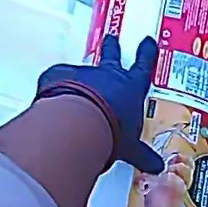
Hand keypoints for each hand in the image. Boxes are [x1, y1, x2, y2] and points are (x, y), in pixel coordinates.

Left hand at [35, 35, 164, 173]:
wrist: (79, 125)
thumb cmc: (112, 131)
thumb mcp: (130, 147)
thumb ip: (141, 155)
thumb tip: (156, 167)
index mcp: (130, 89)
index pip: (143, 67)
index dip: (146, 53)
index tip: (147, 41)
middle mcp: (108, 76)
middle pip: (112, 55)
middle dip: (112, 47)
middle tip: (111, 39)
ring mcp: (82, 74)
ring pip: (82, 70)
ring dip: (80, 77)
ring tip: (74, 89)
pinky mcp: (57, 77)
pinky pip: (56, 80)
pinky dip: (54, 89)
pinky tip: (51, 104)